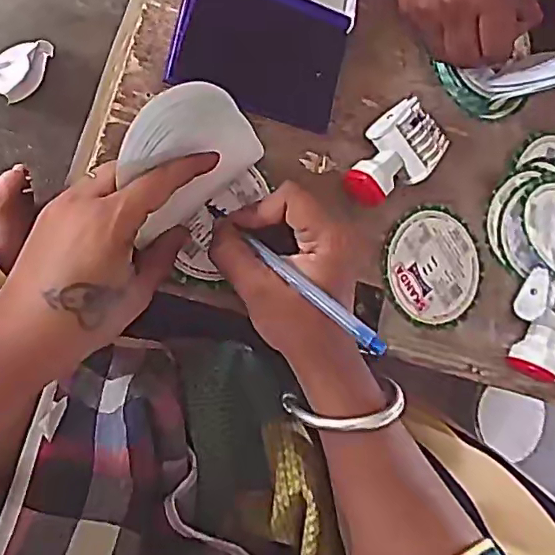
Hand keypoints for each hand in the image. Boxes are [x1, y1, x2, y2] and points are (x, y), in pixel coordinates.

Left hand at [0, 153, 216, 370]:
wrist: (19, 338)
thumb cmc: (82, 323)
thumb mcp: (135, 293)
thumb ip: (162, 256)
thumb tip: (179, 232)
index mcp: (110, 218)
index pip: (156, 180)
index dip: (186, 167)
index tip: (207, 159)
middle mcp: (82, 202)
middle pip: (125, 169)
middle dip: (153, 169)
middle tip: (178, 180)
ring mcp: (59, 206)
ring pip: (102, 177)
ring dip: (127, 181)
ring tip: (148, 200)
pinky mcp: (46, 217)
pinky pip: (84, 192)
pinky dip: (106, 194)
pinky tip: (115, 217)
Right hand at [209, 181, 363, 368]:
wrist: (324, 359)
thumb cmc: (300, 329)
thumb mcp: (257, 290)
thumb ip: (232, 253)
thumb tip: (217, 229)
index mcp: (329, 236)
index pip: (288, 195)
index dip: (257, 209)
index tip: (238, 230)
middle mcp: (336, 232)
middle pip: (288, 202)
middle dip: (257, 220)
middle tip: (237, 240)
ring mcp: (332, 243)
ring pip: (288, 217)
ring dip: (263, 232)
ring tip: (246, 254)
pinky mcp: (324, 254)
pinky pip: (293, 232)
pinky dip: (272, 242)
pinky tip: (260, 264)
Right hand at [391, 0, 543, 66]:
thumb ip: (513, 0)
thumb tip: (518, 22)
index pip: (498, 48)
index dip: (504, 50)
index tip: (506, 42)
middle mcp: (456, 7)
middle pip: (469, 59)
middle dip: (481, 55)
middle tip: (486, 42)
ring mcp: (427, 10)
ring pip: (444, 53)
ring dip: (457, 47)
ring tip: (464, 28)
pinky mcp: (406, 8)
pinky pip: (424, 36)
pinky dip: (437, 33)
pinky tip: (444, 13)